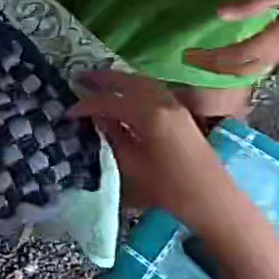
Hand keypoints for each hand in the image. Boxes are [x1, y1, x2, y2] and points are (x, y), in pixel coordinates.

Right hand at [67, 71, 248, 236]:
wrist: (211, 199)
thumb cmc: (167, 186)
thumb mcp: (130, 161)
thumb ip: (112, 134)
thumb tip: (96, 118)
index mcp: (149, 114)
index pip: (108, 101)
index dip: (85, 105)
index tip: (67, 113)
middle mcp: (163, 102)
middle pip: (128, 81)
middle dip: (102, 78)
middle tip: (78, 79)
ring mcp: (176, 106)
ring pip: (143, 82)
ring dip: (119, 80)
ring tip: (98, 82)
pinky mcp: (181, 114)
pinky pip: (153, 90)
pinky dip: (134, 87)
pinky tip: (124, 94)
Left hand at [183, 0, 278, 76]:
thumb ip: (254, 2)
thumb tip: (219, 15)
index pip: (241, 55)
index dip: (212, 58)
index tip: (187, 54)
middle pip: (247, 66)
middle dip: (216, 67)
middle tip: (188, 58)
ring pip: (257, 64)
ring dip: (228, 65)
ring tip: (204, 57)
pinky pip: (265, 56)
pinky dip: (242, 59)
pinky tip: (230, 51)